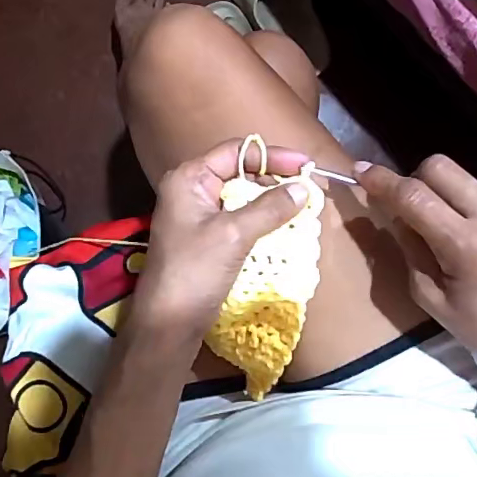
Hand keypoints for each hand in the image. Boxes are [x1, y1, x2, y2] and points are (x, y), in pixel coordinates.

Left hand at [134, 138, 313, 343]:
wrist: (167, 324)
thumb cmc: (194, 272)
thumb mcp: (235, 235)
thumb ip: (269, 207)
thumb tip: (303, 188)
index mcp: (189, 178)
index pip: (236, 151)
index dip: (273, 155)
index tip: (306, 165)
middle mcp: (190, 190)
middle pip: (238, 170)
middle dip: (274, 177)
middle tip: (308, 186)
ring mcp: (196, 216)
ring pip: (240, 196)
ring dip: (270, 199)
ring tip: (301, 205)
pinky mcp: (205, 238)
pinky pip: (237, 218)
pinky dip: (261, 218)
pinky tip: (283, 225)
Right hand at [356, 156, 476, 400]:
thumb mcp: (430, 297)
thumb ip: (409, 247)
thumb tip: (394, 211)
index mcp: (470, 249)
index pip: (415, 198)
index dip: (383, 182)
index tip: (360, 170)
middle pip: (440, 167)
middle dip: (415, 180)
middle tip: (410, 208)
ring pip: (464, 178)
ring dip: (446, 196)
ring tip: (451, 230)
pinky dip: (471, 206)